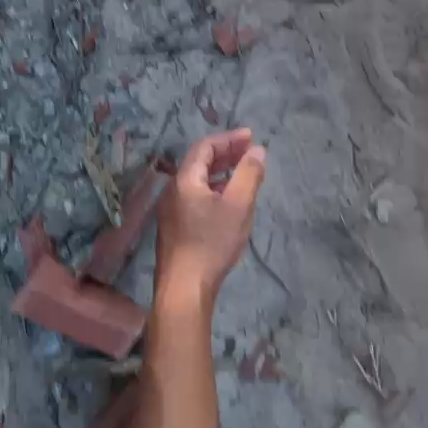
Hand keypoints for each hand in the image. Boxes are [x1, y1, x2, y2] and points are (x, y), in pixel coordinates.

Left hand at [154, 129, 266, 311]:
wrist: (184, 290)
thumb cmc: (212, 243)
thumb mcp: (239, 204)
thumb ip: (249, 173)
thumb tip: (257, 150)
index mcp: (185, 182)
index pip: (204, 147)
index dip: (229, 139)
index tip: (251, 137)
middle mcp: (172, 192)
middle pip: (199, 162)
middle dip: (226, 153)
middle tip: (250, 151)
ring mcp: (171, 212)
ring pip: (197, 181)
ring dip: (221, 171)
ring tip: (243, 173)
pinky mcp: (174, 228)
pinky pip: (195, 196)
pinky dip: (214, 188)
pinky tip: (229, 200)